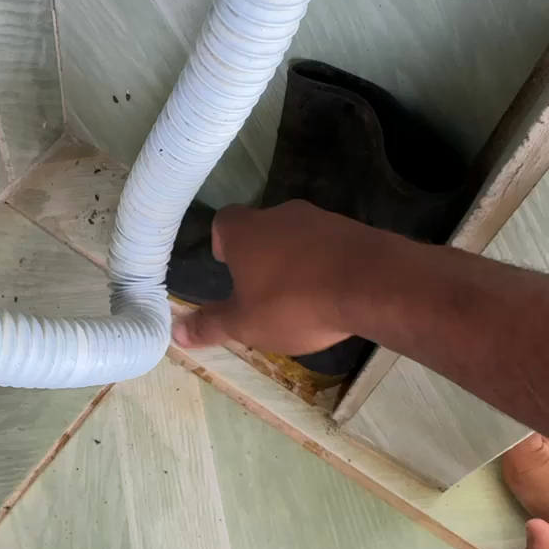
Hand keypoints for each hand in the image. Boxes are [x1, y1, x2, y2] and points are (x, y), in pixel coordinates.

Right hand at [170, 199, 380, 353]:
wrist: (373, 284)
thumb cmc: (294, 303)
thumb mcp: (245, 324)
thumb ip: (210, 325)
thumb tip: (175, 332)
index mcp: (246, 232)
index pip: (223, 222)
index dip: (222, 242)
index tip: (227, 265)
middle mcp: (280, 215)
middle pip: (261, 228)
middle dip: (258, 255)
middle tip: (259, 289)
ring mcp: (321, 219)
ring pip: (297, 237)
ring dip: (293, 260)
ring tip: (297, 297)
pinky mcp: (354, 231)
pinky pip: (328, 246)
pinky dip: (324, 265)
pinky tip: (331, 294)